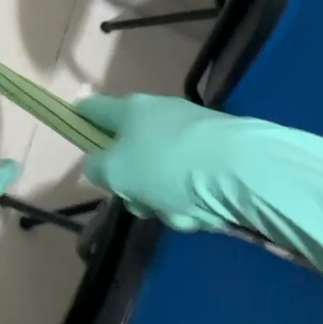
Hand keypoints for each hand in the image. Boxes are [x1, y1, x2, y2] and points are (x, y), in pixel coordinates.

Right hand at [74, 93, 253, 233]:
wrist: (246, 170)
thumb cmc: (168, 166)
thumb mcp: (116, 173)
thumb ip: (97, 168)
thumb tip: (99, 165)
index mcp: (129, 110)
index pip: (91, 109)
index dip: (78, 122)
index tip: (76, 140)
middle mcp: (159, 113)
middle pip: (131, 152)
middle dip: (134, 186)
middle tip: (141, 203)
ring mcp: (192, 131)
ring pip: (163, 174)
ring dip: (167, 201)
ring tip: (184, 214)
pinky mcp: (222, 151)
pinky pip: (194, 182)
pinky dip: (196, 202)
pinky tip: (208, 214)